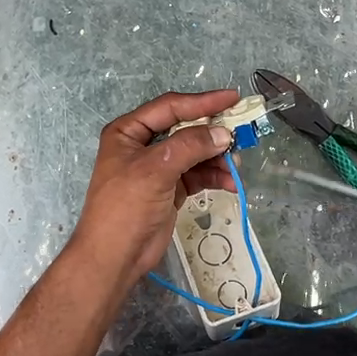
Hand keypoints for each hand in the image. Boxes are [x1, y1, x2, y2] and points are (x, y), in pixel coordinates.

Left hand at [69, 90, 239, 282]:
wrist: (114, 257)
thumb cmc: (125, 206)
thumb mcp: (155, 169)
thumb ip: (190, 146)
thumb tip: (223, 133)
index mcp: (129, 131)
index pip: (170, 107)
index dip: (202, 102)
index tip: (232, 98)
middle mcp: (143, 145)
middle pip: (185, 129)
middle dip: (212, 133)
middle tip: (241, 134)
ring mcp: (157, 168)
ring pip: (195, 153)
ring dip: (216, 158)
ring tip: (235, 166)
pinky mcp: (170, 189)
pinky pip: (197, 174)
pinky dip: (214, 176)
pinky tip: (230, 183)